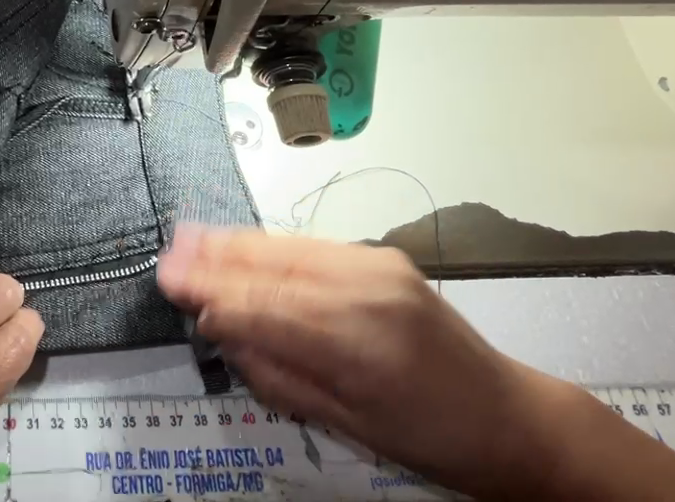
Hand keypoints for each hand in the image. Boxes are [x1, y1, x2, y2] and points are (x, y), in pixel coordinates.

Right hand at [157, 227, 674, 501]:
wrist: (508, 415)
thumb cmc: (428, 438)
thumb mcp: (346, 426)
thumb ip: (278, 374)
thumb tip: (222, 331)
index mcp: (359, 343)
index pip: (265, 308)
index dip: (212, 294)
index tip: (169, 283)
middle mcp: (365, 288)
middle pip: (270, 264)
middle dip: (213, 259)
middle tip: (166, 255)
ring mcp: (375, 263)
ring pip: (284, 246)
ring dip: (232, 243)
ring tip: (186, 237)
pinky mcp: (380, 254)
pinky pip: (306, 245)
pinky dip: (266, 245)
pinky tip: (239, 243)